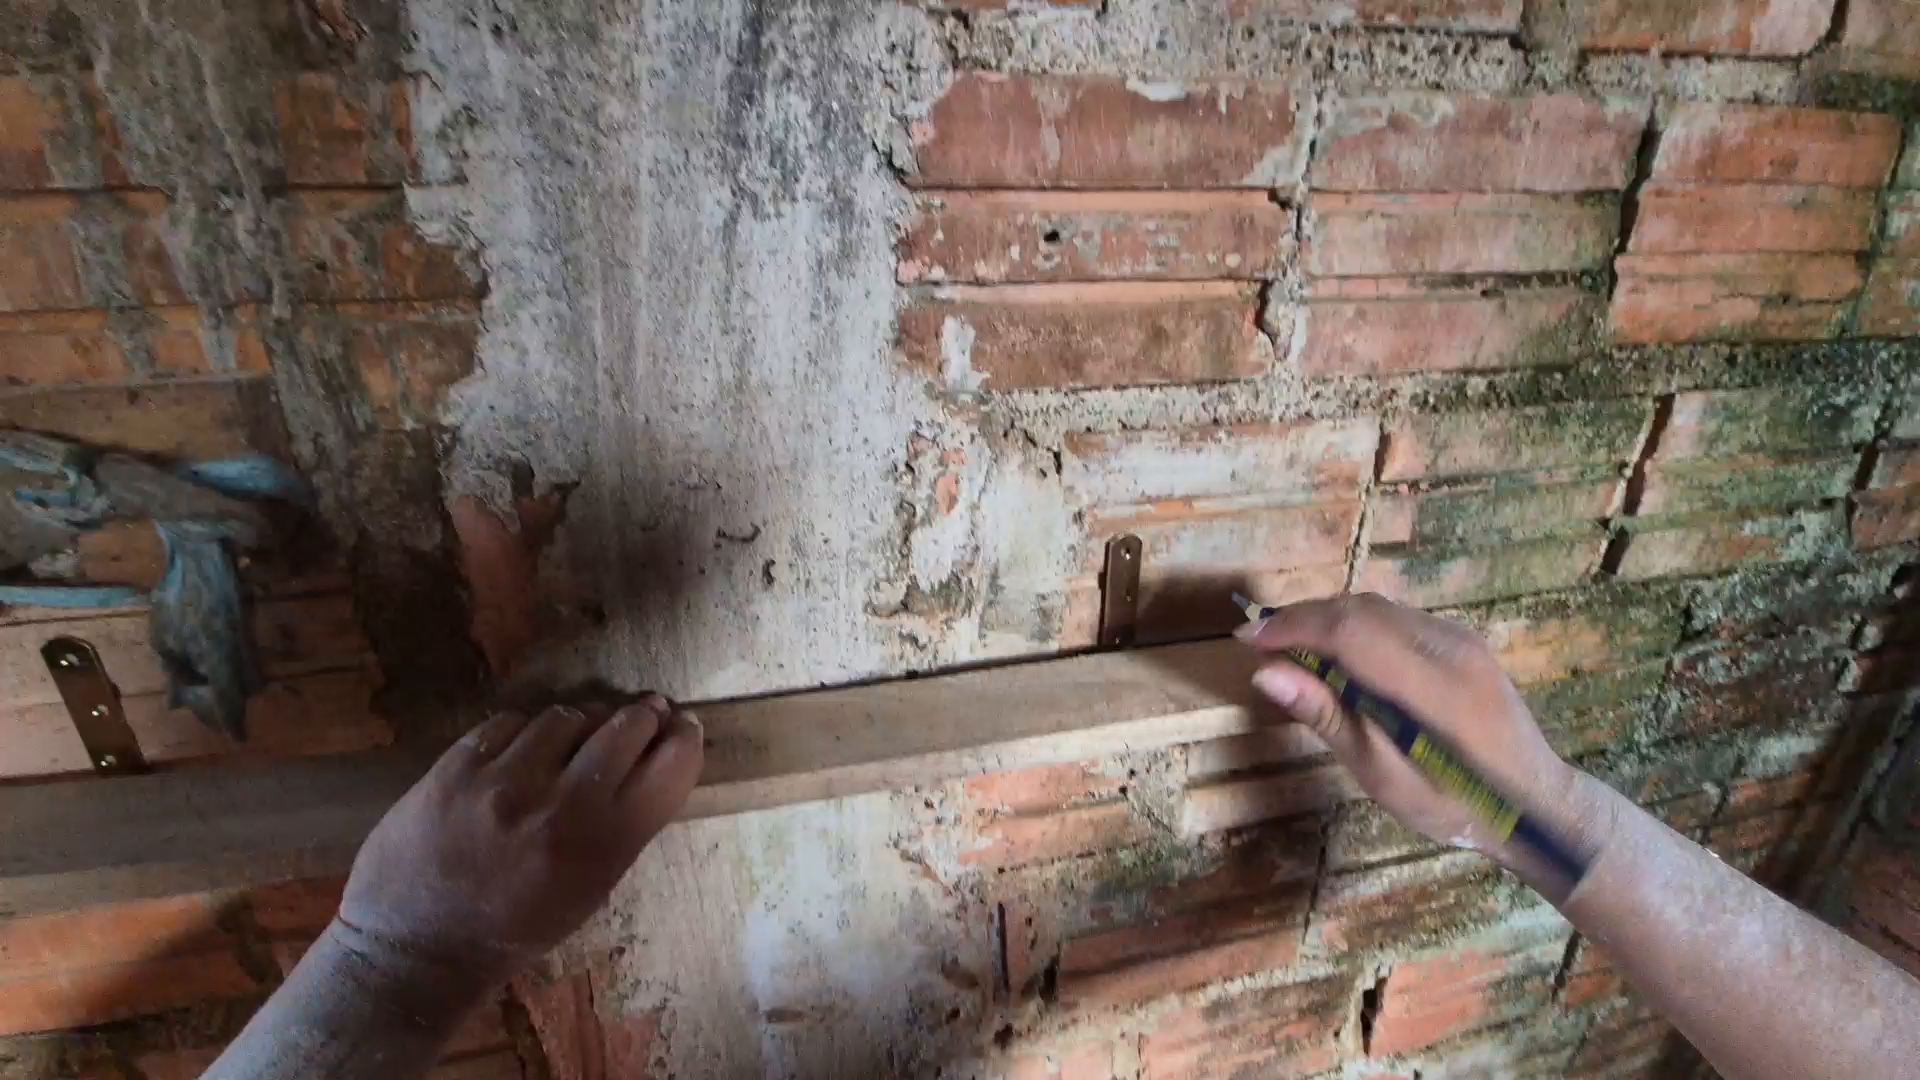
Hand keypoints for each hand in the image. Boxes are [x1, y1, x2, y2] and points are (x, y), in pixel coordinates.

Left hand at [336, 697, 703, 983]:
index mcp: (608, 841)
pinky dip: (526, 731)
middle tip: (639, 718)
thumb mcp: (598, 881)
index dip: (686, 736)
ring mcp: (504, 783)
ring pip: (569, 715)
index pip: (674, 760)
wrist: (415, 952)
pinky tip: (523, 751)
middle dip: (641, 717)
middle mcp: (563, 805)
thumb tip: (660, 749)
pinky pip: (511, 721)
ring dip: (582, 723)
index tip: (681, 726)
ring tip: (573, 740)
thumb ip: (632, 816)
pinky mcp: (454, 771)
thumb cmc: (523, 922)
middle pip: (628, 724)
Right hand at [1237, 594, 1601, 870]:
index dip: (1292, 628)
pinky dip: (1347, 622)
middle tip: (1259, 644)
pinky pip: (1389, 614)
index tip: (1247, 641)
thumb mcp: (1382, 774)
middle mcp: (1450, 647)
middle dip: (1299, 618)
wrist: (1538, 803)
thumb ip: (1326, 716)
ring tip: (1287, 645)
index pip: (1351, 632)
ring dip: (1321, 617)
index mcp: (1436, 689)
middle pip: (1357, 609)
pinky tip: (1331, 649)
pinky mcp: (1457, 636)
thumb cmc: (1454, 803)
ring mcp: (1458, 636)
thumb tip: (1264, 673)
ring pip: (1371, 605)